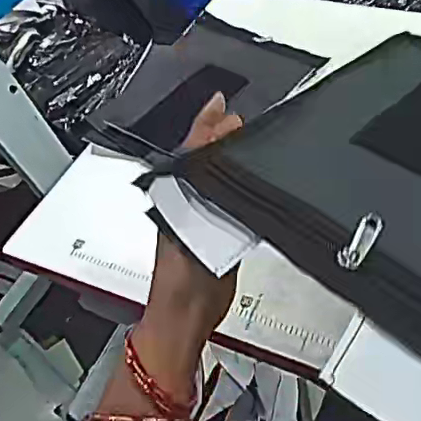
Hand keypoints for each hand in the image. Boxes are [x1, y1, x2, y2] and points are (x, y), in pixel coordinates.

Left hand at [137, 94, 243, 369]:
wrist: (186, 315)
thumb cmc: (180, 279)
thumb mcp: (194, 228)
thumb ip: (206, 190)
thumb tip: (216, 151)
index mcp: (174, 196)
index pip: (191, 149)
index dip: (206, 125)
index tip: (219, 104)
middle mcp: (184, 203)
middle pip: (201, 159)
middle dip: (217, 134)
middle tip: (233, 114)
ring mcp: (200, 217)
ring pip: (213, 177)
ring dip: (227, 156)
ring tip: (239, 135)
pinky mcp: (216, 233)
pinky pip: (226, 199)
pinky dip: (236, 183)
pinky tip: (245, 177)